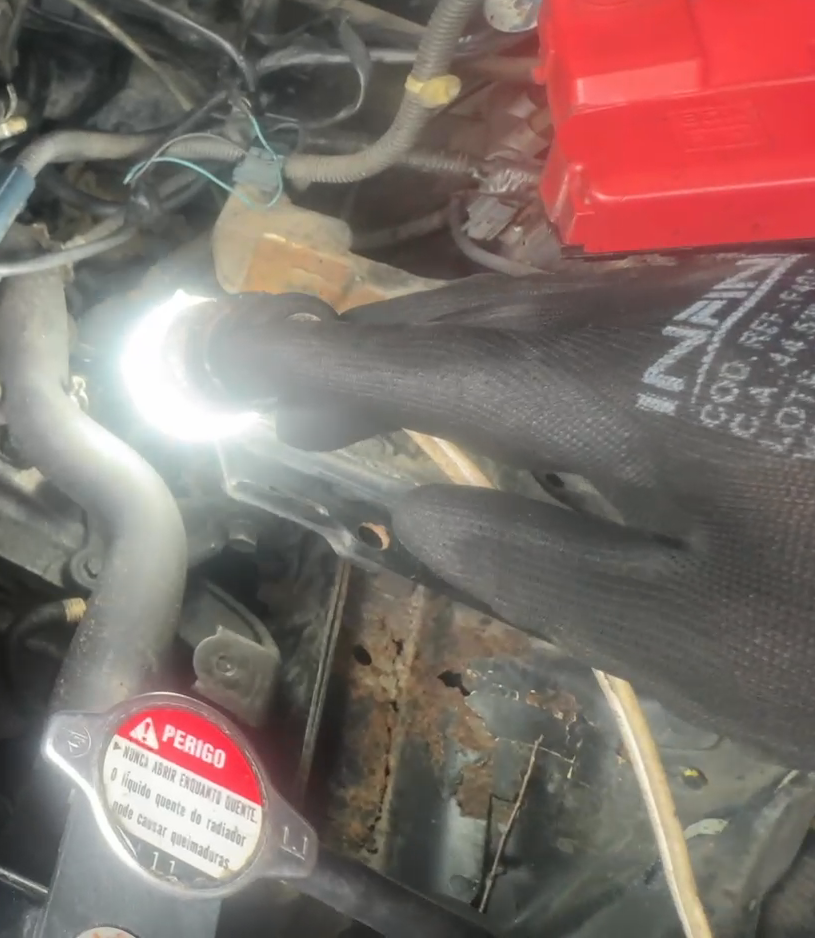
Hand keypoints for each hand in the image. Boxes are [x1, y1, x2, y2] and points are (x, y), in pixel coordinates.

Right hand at [211, 257, 814, 765]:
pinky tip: (481, 402)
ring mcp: (709, 313)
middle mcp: (646, 327)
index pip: (403, 364)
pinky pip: (577, 325)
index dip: (290, 356)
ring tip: (344, 406)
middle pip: (445, 321)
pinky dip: (489, 358)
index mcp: (618, 395)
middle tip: (269, 408)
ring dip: (408, 357)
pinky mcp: (755, 324)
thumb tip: (412, 507)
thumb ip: (530, 568)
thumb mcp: (713, 647)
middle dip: (338, 360)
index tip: (204, 349)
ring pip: (508, 312)